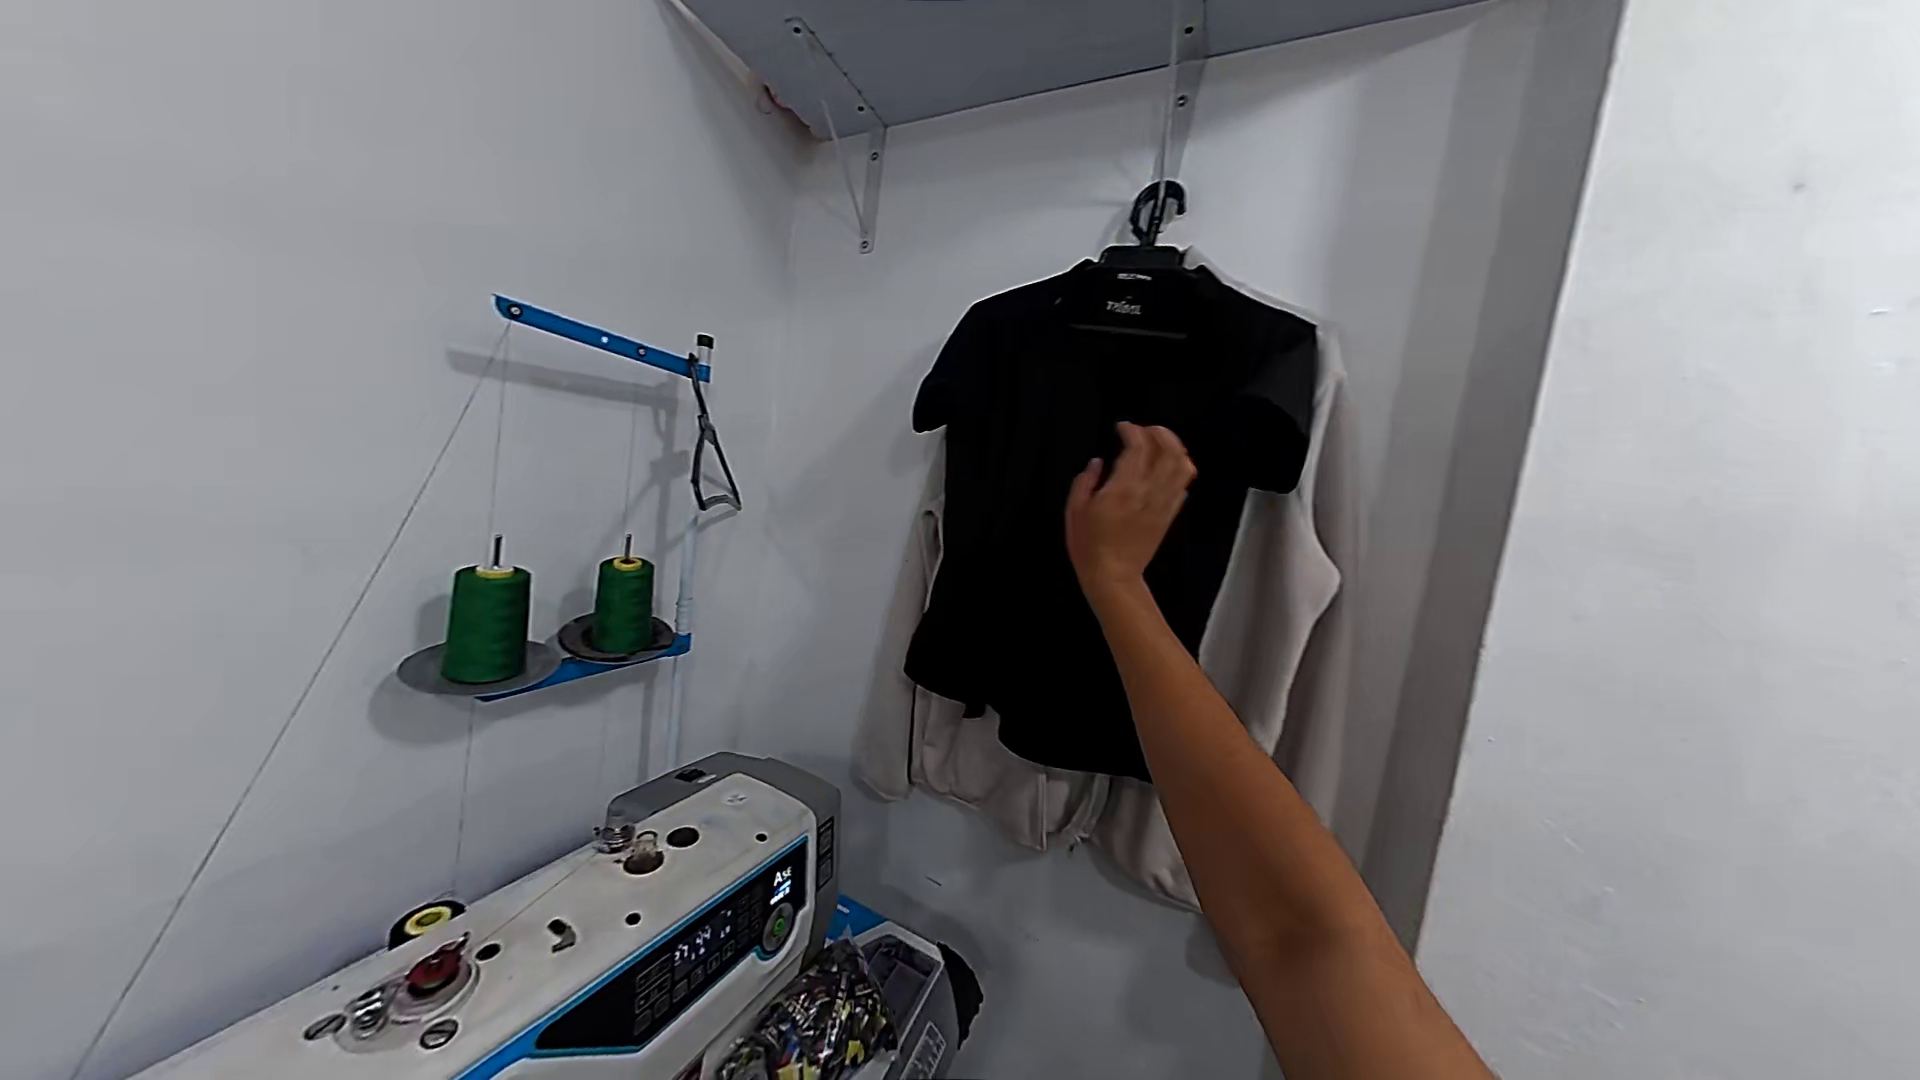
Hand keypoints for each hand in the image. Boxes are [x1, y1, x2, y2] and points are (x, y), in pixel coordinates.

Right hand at [1065, 422, 1196, 600]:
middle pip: (1168, 450)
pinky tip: (1166, 469)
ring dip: (1175, 448)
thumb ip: (1085, 481)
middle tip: (1145, 430)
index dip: (1132, 431)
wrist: (1112, 576)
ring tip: (1161, 443)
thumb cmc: (1089, 545)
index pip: (1138, 447)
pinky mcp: (1169, 515)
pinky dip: (1179, 470)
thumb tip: (1097, 463)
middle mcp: (1148, 492)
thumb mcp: (1075, 511)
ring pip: (1182, 466)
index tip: (1122, 427)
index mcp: (1123, 488)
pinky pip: (1183, 486)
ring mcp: (1163, 504)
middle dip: (1159, 433)